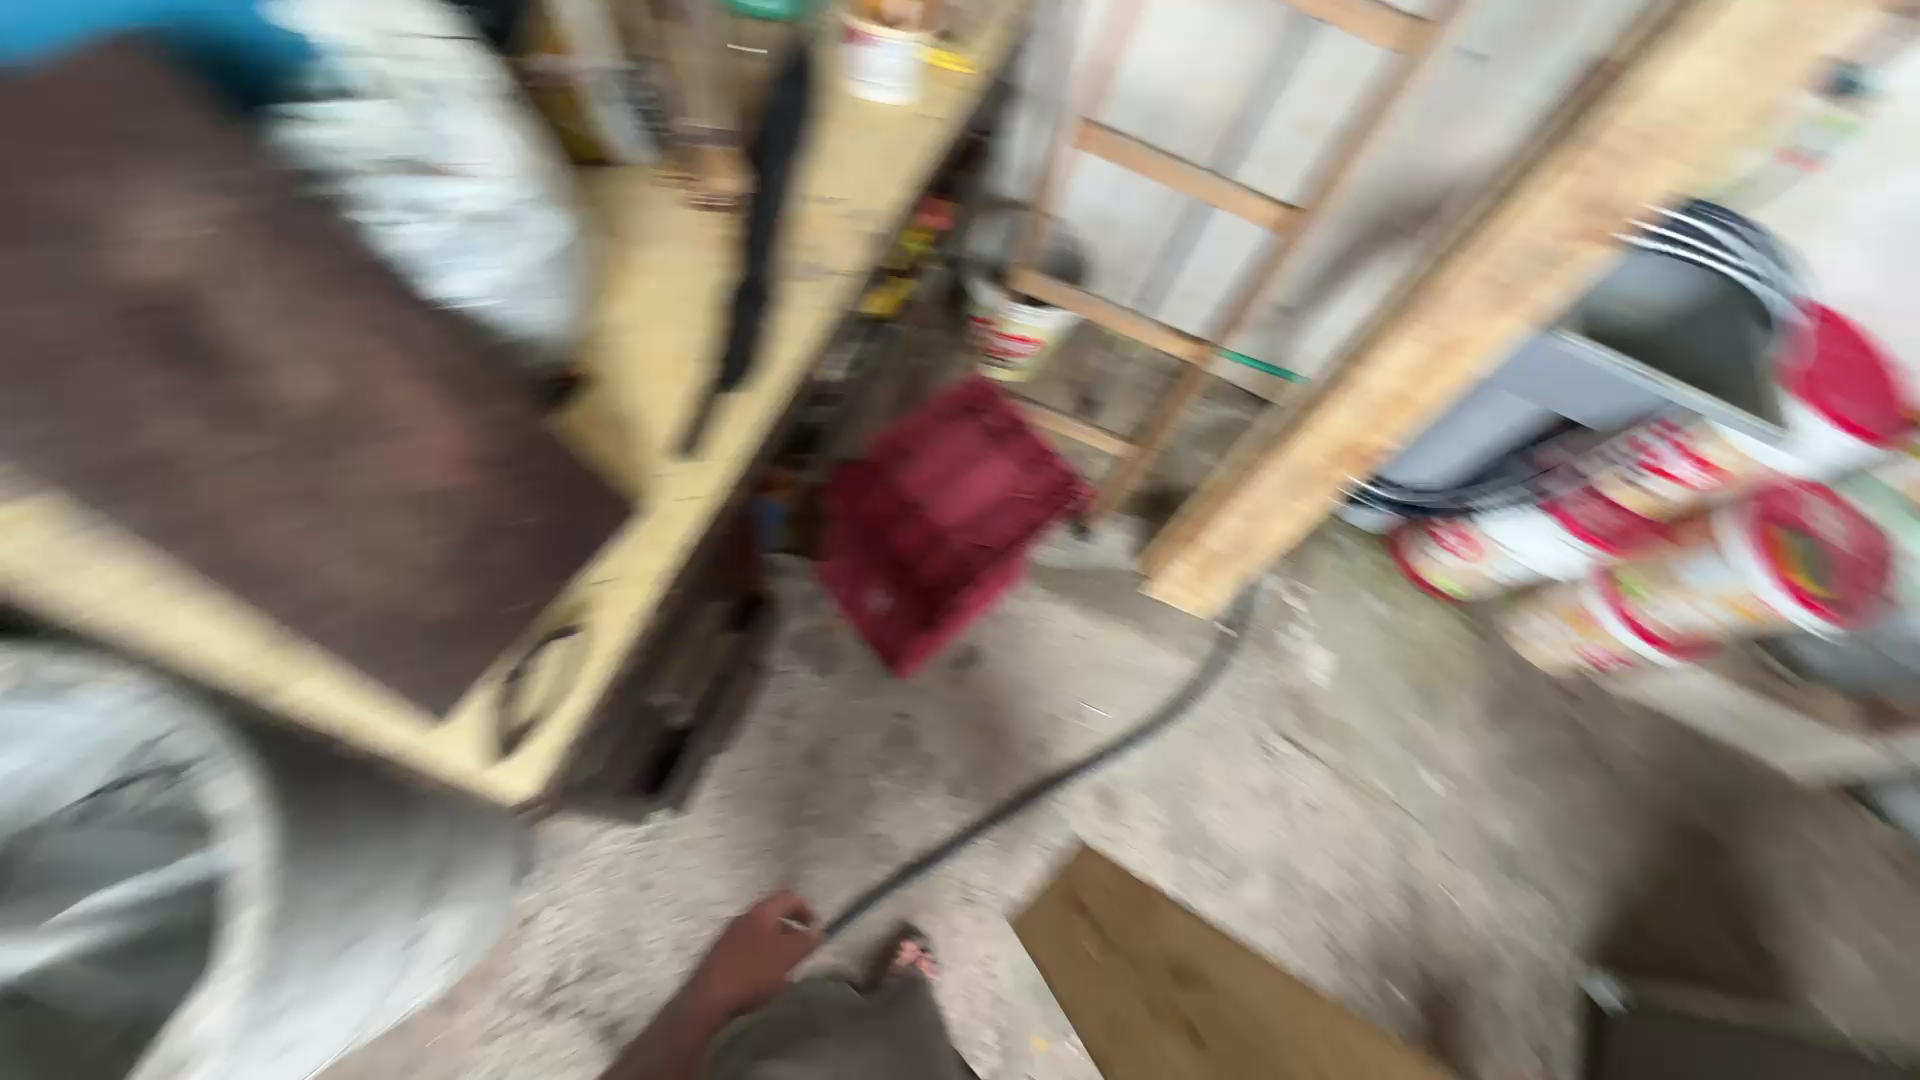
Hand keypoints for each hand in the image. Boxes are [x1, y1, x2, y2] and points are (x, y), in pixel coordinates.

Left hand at [680, 892, 820, 1019]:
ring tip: (784, 966)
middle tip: (802, 949)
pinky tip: (762, 976)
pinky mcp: (720, 953)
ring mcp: (729, 934)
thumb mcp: (787, 958)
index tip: (816, 929)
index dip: (806, 910)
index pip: (790, 898)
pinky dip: (761, 954)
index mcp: (762, 911)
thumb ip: (805, 942)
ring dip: (776, 943)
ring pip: (761, 931)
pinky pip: (748, 945)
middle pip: (775, 913)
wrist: (707, 999)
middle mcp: (745, 916)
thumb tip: (818, 932)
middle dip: (792, 929)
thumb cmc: (752, 973)